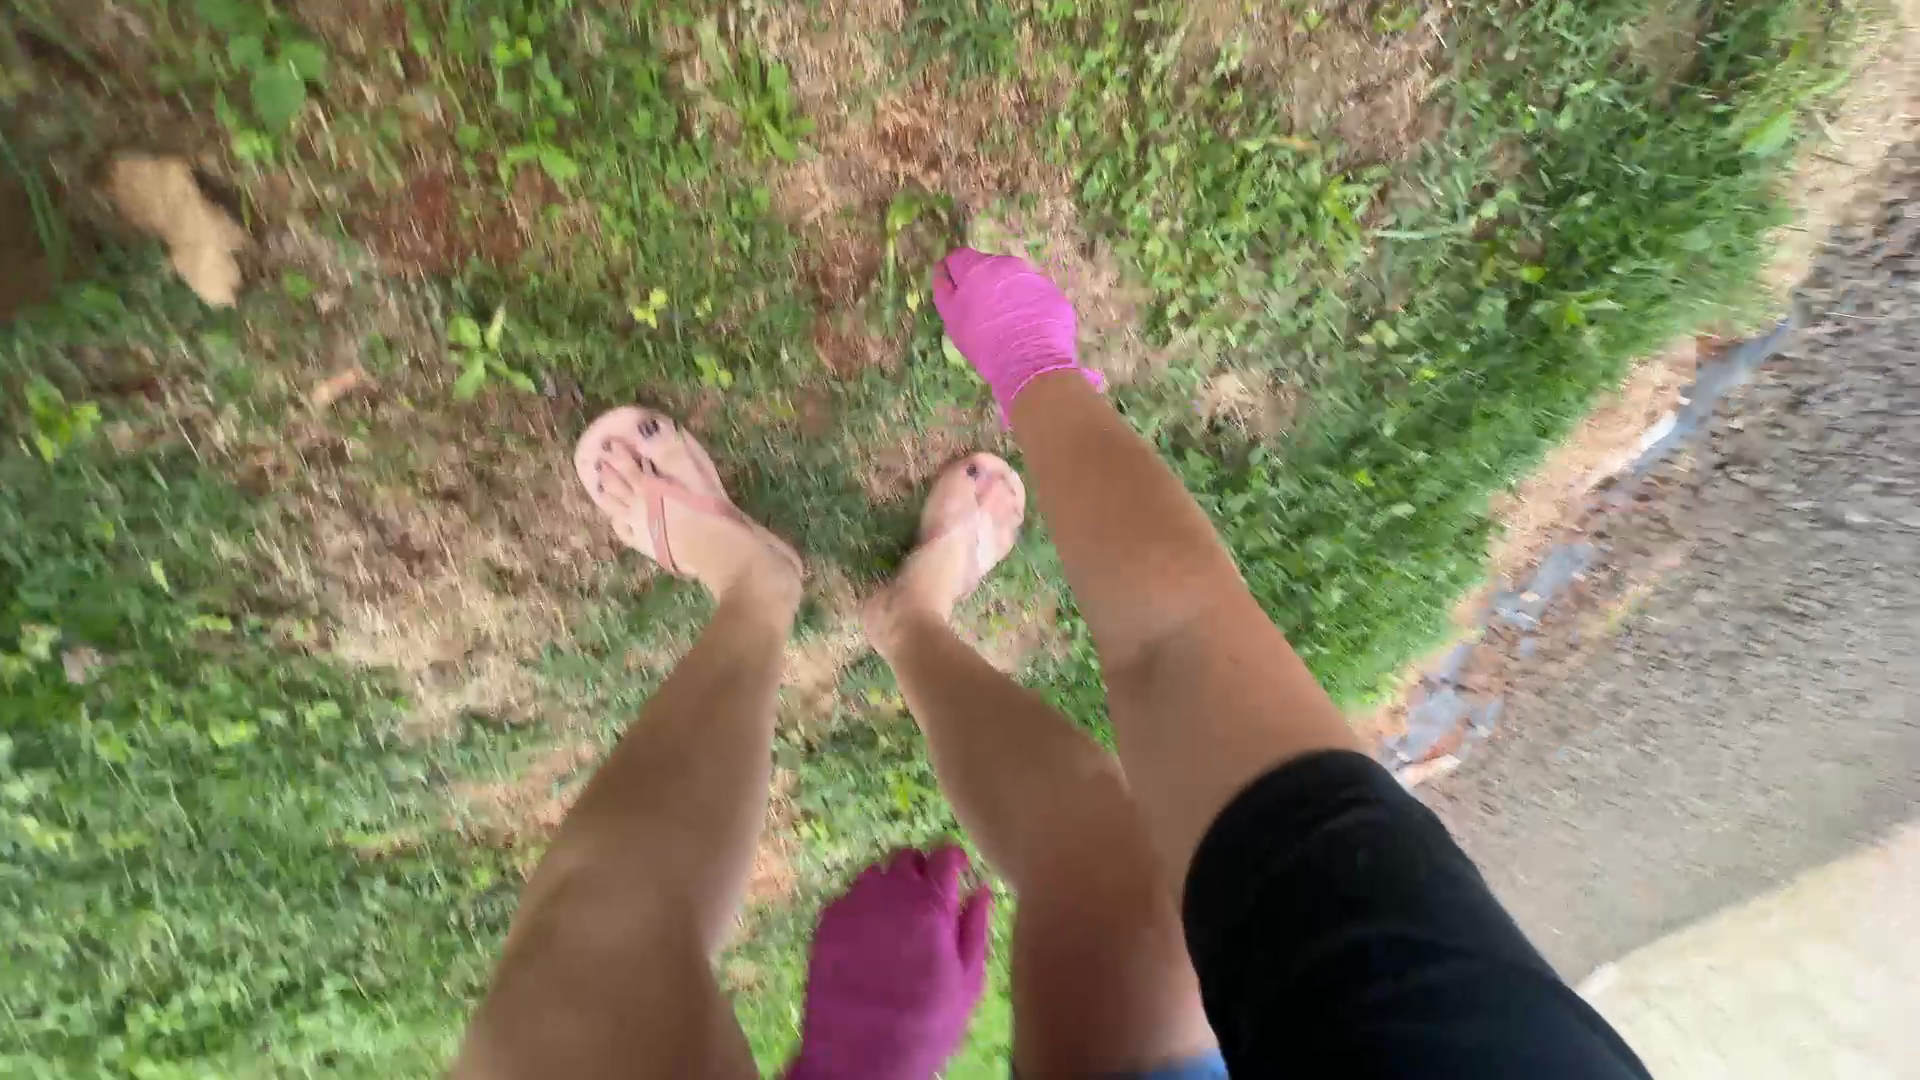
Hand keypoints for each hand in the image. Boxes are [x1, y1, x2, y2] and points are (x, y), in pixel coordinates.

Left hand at [788, 846, 993, 1079]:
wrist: (856, 1062)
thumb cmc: (923, 1026)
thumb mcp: (967, 984)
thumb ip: (975, 929)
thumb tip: (980, 891)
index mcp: (932, 904)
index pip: (945, 854)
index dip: (953, 860)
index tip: (956, 872)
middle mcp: (892, 892)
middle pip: (908, 858)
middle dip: (919, 873)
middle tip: (925, 906)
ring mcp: (855, 903)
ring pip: (876, 875)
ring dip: (888, 889)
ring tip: (893, 926)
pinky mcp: (827, 921)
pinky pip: (849, 898)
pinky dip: (861, 909)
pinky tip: (865, 942)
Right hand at [932, 248, 1105, 419]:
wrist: (1029, 363)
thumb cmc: (982, 342)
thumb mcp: (951, 318)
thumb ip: (943, 290)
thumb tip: (941, 270)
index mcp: (977, 267)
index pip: (959, 258)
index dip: (955, 274)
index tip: (957, 293)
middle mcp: (1007, 264)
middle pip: (990, 267)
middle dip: (984, 283)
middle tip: (983, 313)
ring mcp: (1034, 277)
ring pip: (1015, 280)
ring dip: (1008, 294)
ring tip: (1008, 323)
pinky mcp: (1054, 294)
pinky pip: (1036, 295)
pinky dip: (1030, 306)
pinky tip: (1028, 328)